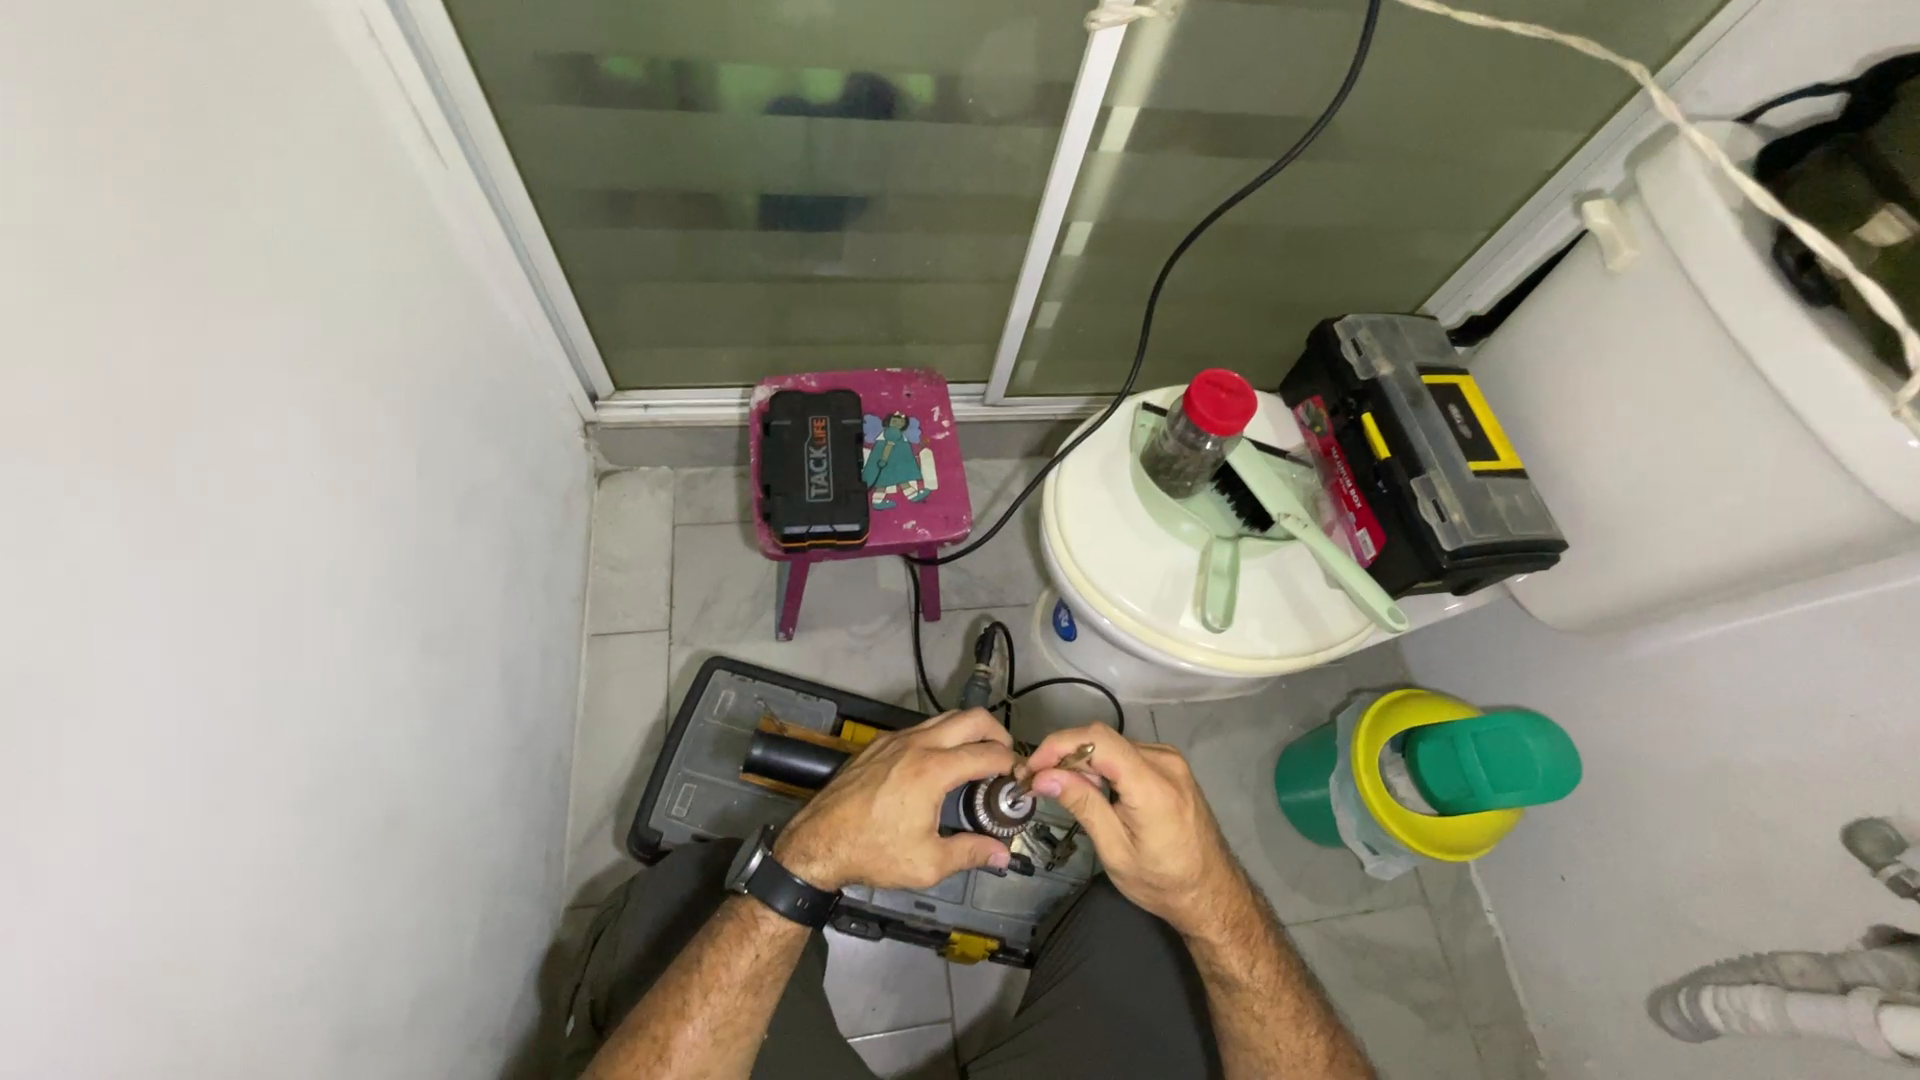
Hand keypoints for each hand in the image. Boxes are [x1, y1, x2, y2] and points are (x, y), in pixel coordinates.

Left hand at [774, 709, 1017, 891]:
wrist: (818, 842)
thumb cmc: (871, 852)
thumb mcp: (927, 862)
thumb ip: (970, 853)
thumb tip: (1002, 854)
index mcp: (932, 770)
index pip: (987, 753)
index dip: (1011, 763)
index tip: (1018, 776)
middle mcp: (917, 745)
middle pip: (972, 718)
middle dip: (998, 732)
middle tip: (1005, 756)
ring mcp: (896, 740)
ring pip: (945, 717)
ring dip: (969, 730)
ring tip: (978, 756)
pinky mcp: (879, 744)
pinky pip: (921, 727)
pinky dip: (942, 735)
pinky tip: (941, 762)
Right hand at [1027, 725, 1243, 940]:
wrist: (1213, 893)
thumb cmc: (1163, 882)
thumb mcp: (1115, 850)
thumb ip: (1082, 804)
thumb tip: (1043, 776)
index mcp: (1152, 785)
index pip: (1097, 740)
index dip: (1058, 745)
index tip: (1032, 768)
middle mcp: (1164, 761)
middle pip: (1102, 740)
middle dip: (1064, 756)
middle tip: (1039, 783)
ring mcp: (1170, 760)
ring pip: (1112, 744)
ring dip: (1083, 761)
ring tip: (1066, 791)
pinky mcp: (1170, 764)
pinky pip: (1126, 752)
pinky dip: (1103, 765)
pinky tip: (1095, 790)